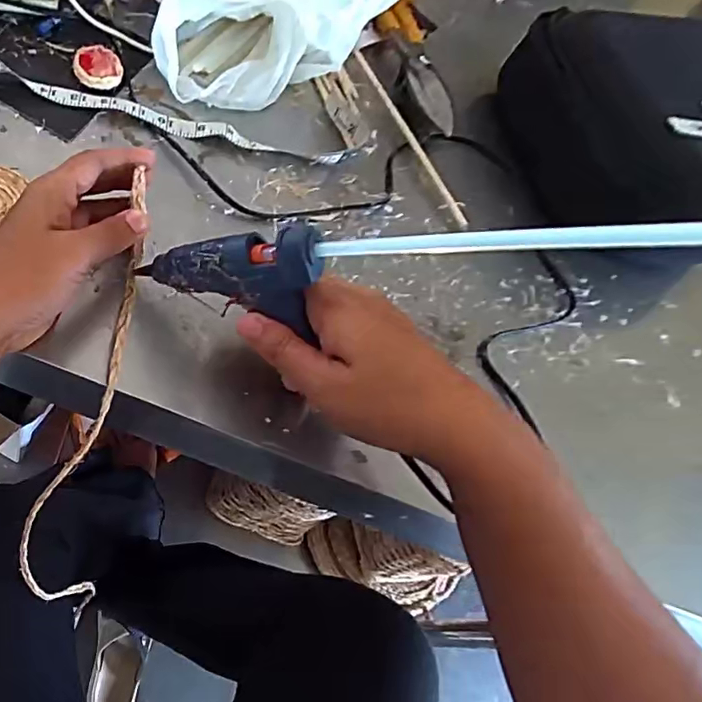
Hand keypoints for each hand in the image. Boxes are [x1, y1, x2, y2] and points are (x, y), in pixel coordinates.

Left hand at [0, 148, 153, 384]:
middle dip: (120, 182)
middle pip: (89, 185)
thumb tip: (141, 218)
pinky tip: (123, 243)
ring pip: (88, 213)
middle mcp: (48, 208)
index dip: (122, 159)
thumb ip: (111, 233)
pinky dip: (105, 236)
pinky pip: (83, 238)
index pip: (91, 164)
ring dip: (115, 212)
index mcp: (49, 193)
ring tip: (144, 215)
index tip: (149, 160)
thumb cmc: (23, 281)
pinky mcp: (50, 260)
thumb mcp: (74, 254)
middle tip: (150, 185)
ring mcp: (48, 234)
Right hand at [234, 276, 503, 457]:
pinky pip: (348, 325)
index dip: (263, 296)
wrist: (455, 424)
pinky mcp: (392, 329)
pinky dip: (332, 345)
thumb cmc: (383, 405)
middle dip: (286, 326)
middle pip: (305, 295)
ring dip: (309, 339)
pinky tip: (340, 379)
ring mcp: (380, 311)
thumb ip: (280, 349)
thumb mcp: (320, 384)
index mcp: (337, 303)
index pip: (287, 277)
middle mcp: (359, 296)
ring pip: (326, 312)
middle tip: (287, 369)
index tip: (252, 327)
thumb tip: (246, 319)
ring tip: (313, 381)